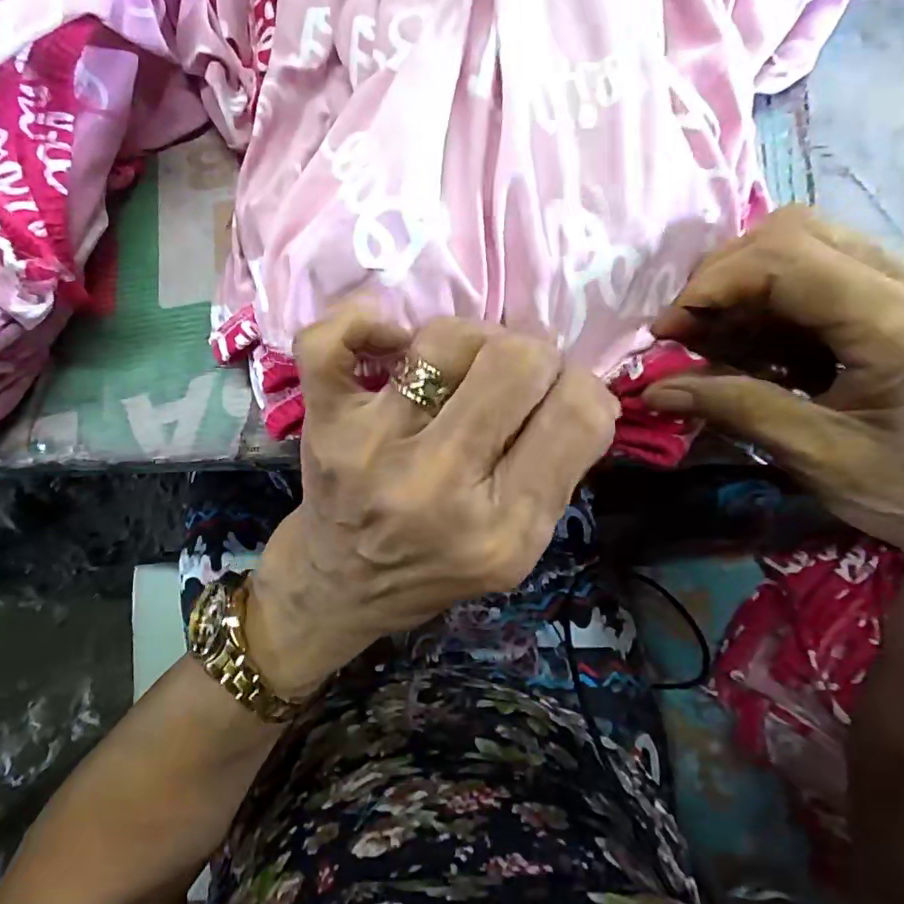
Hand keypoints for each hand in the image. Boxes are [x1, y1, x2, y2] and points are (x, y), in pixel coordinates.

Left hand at [244, 311, 620, 698]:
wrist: (341, 583)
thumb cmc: (434, 566)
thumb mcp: (518, 548)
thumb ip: (555, 468)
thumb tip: (573, 379)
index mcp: (502, 529)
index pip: (578, 414)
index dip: (580, 385)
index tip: (555, 393)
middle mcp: (434, 485)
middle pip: (516, 361)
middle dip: (530, 354)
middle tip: (509, 376)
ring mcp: (370, 449)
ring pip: (444, 338)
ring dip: (467, 338)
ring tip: (458, 367)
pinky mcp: (323, 424)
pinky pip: (329, 340)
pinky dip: (362, 321)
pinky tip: (389, 341)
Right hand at [642, 207, 903, 740]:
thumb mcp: (820, 457)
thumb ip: (737, 404)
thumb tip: (653, 387)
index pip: (785, 255)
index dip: (711, 285)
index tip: (667, 334)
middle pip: (795, 231)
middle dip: (722, 276)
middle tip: (686, 335)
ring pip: (807, 246)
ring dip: (745, 289)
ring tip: (718, 346)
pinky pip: (822, 279)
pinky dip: (772, 304)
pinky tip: (757, 352)